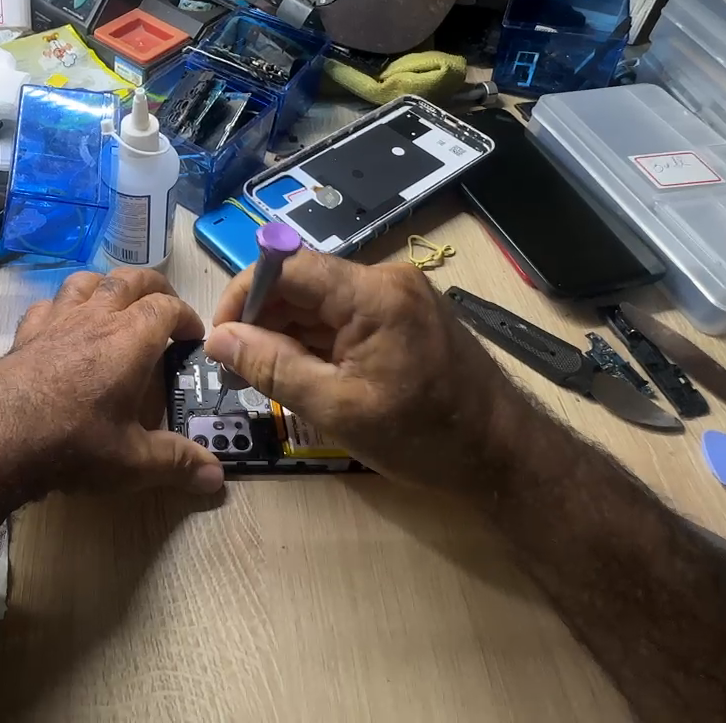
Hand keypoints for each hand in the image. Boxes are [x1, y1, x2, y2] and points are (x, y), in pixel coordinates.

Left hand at [0, 268, 223, 504]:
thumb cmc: (73, 442)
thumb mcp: (132, 462)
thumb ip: (177, 464)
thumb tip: (217, 478)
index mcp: (131, 339)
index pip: (167, 307)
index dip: (186, 316)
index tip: (193, 336)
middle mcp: (96, 318)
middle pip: (130, 279)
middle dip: (154, 286)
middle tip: (164, 306)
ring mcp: (57, 320)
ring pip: (86, 281)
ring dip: (106, 286)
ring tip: (115, 303)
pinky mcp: (25, 333)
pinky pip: (47, 305)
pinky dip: (62, 307)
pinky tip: (62, 325)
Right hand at [205, 251, 530, 492]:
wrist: (508, 459)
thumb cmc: (426, 438)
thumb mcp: (338, 409)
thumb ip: (272, 367)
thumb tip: (218, 339)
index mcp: (373, 293)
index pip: (286, 266)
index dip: (242, 294)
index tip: (220, 337)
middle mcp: (385, 279)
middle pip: (301, 281)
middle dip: (261, 319)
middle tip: (236, 366)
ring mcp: (397, 295)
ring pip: (318, 300)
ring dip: (285, 332)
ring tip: (262, 374)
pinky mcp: (402, 314)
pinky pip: (342, 315)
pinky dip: (314, 340)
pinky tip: (300, 371)